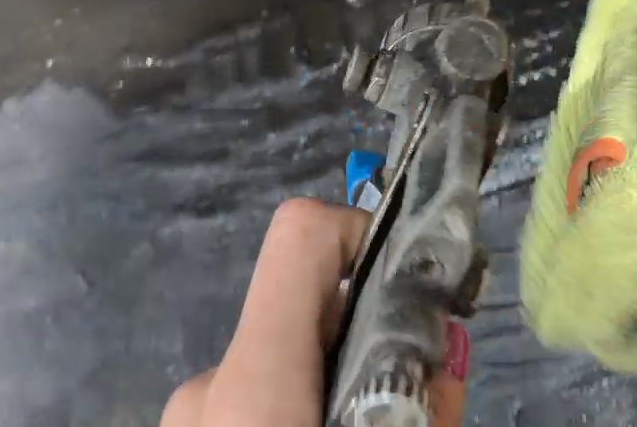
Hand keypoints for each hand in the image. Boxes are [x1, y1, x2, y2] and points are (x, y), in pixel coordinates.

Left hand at [160, 198, 469, 426]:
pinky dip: (299, 407)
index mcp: (254, 383)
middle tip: (409, 391)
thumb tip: (447, 344)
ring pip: (285, 360)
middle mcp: (209, 386)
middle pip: (306, 304)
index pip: (301, 231)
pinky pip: (257, 399)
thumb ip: (429, 403)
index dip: (362, 230)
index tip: (410, 283)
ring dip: (334, 380)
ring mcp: (188, 416)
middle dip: (367, 332)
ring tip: (371, 419)